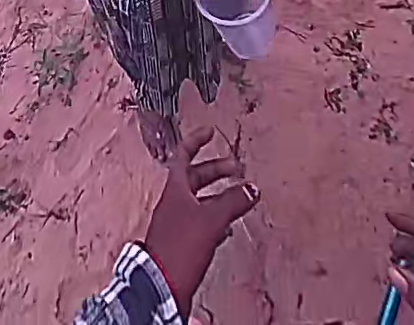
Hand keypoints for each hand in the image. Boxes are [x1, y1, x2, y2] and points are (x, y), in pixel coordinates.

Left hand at [142, 126, 259, 317]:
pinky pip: (201, 220)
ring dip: (218, 194)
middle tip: (236, 167)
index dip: (196, 140)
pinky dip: (216, 217)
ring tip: (239, 195)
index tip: (209, 131)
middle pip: (195, 176)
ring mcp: (177, 219)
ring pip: (200, 198)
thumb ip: (231, 202)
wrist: (162, 282)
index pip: (183, 154)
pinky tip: (228, 227)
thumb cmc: (180, 245)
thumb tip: (251, 188)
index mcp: (175, 186)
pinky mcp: (183, 240)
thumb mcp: (209, 219)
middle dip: (215, 169)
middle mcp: (174, 199)